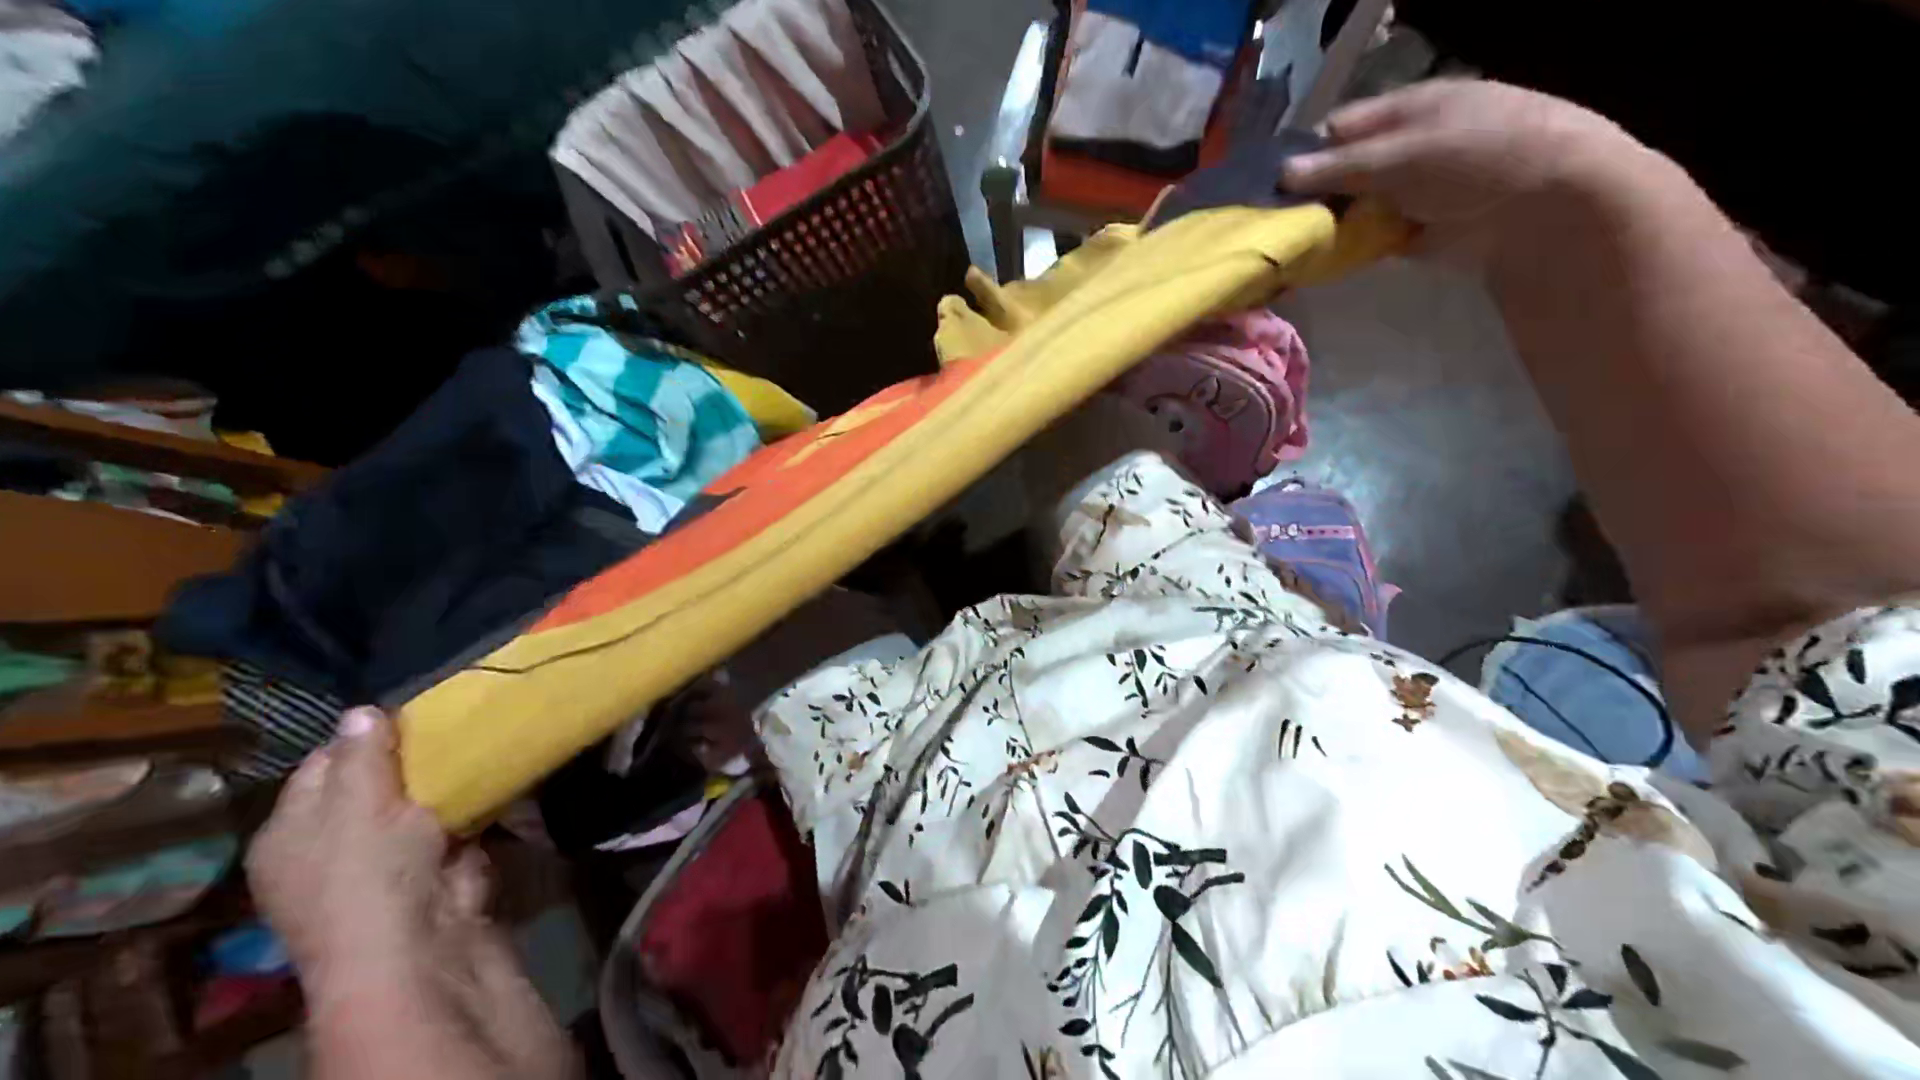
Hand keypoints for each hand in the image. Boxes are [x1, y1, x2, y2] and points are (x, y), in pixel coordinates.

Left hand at [246, 707, 483, 997]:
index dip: (359, 737)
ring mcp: (389, 853)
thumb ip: (360, 754)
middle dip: (408, 752)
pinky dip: (469, 793)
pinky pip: (452, 812)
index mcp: (291, 832)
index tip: (404, 711)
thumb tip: (361, 710)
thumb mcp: (355, 802)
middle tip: (446, 717)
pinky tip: (490, 765)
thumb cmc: (366, 869)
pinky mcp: (438, 857)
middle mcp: (334, 841)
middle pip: (372, 779)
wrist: (421, 935)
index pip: (320, 766)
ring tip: (474, 732)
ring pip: (417, 796)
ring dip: (443, 772)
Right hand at [1281, 80, 1653, 265]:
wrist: (1543, 209)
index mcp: (1410, 109)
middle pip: (1343, 171)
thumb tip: (1280, 173)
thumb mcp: (1400, 153)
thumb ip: (1338, 167)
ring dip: (1328, 225)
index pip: (1342, 127)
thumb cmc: (1476, 158)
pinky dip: (1348, 249)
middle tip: (1277, 221)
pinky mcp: (1415, 233)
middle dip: (1313, 194)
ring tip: (1293, 245)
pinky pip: (1369, 239)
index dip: (1307, 152)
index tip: (1273, 185)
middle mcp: (1408, 148)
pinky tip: (1321, 261)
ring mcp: (1412, 192)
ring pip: (1352, 208)